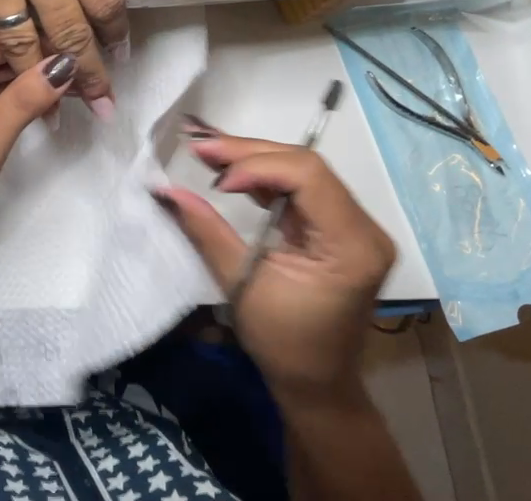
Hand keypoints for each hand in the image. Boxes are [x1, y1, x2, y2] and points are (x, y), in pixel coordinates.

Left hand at [0, 46, 75, 283]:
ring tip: (91, 88)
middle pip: (8, 55)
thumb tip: (67, 60)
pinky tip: (60, 104)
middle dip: (50, 65)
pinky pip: (2, 95)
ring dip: (43, 84)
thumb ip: (25, 99)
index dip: (48, 42)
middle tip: (99, 74)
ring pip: (9, 76)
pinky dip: (29, 101)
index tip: (90, 48)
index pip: (5, 37)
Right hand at [155, 130, 395, 402]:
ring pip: (302, 170)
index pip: (309, 176)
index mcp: (352, 245)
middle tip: (200, 147)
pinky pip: (301, 187)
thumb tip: (166, 190)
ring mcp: (353, 225)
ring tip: (208, 152)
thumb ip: (207, 231)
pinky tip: (230, 172)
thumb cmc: (284, 343)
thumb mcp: (241, 286)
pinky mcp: (338, 227)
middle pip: (306, 166)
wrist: (317, 383)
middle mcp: (363, 227)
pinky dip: (264, 177)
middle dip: (250, 153)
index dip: (259, 167)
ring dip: (254, 159)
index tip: (218, 184)